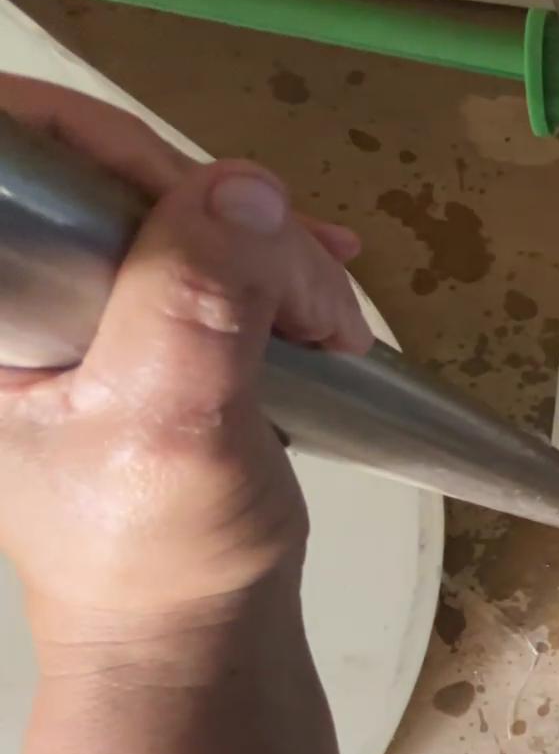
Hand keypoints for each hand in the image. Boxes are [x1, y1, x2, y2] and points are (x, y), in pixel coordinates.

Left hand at [0, 77, 371, 675]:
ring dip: (276, 254)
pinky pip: (209, 248)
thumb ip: (196, 305)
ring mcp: (72, 302)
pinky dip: (280, 262)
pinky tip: (322, 289)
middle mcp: (7, 290)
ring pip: (179, 209)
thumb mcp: (177, 425)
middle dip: (237, 229)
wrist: (195, 603)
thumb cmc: (158, 542)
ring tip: (332, 325)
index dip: (121, 159)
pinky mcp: (138, 318)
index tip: (232, 232)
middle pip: (113, 176)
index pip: (12, 149)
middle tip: (318, 309)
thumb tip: (250, 189)